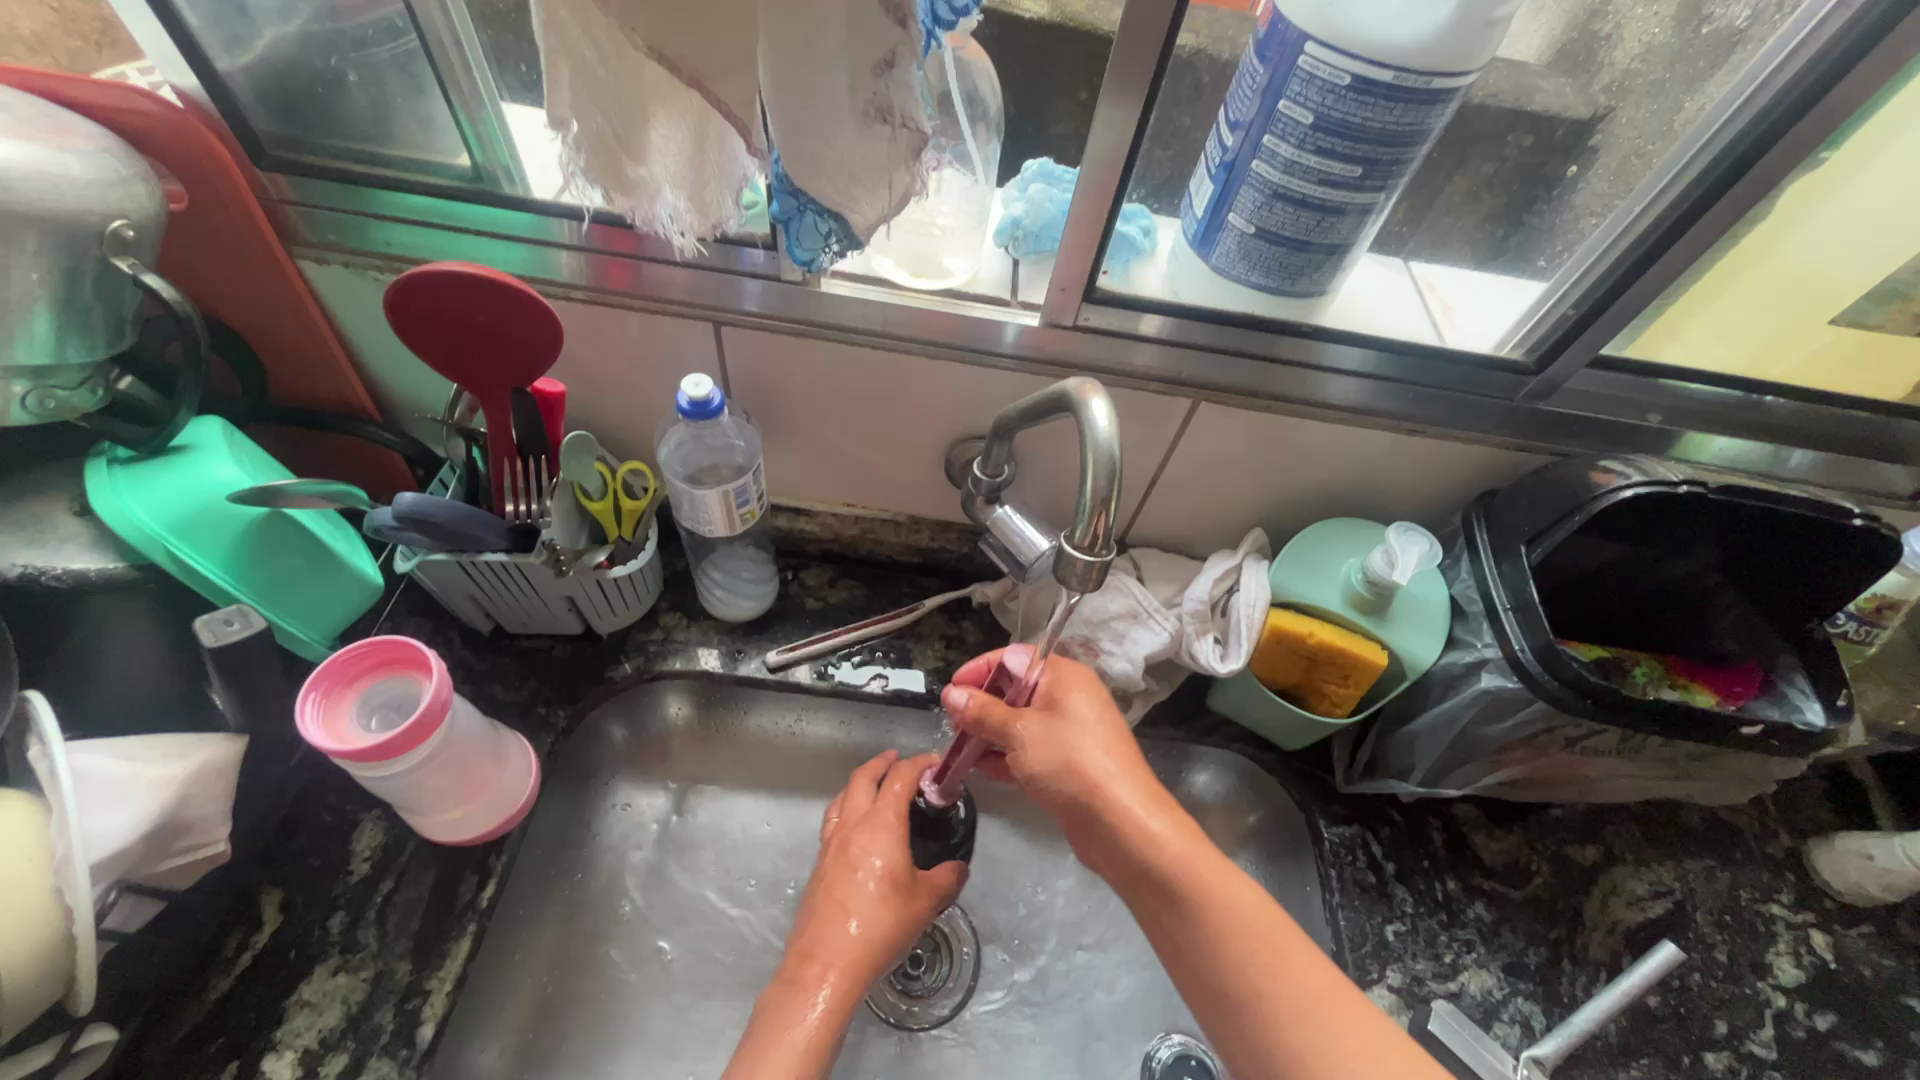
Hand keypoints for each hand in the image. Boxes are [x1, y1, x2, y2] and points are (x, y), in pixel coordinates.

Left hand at [782, 751, 968, 991]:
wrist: (827, 962)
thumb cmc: (881, 926)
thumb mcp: (927, 903)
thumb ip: (948, 879)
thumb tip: (958, 869)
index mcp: (882, 825)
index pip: (900, 778)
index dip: (919, 764)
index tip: (934, 764)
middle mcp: (852, 825)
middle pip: (863, 777)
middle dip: (883, 762)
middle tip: (899, 760)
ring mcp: (830, 843)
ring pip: (843, 796)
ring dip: (860, 782)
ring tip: (875, 786)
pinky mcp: (819, 863)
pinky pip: (833, 820)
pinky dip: (847, 807)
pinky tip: (856, 827)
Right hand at [939, 646, 1183, 877]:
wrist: (1120, 821)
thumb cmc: (1068, 762)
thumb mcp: (1018, 732)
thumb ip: (982, 712)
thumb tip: (951, 694)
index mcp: (1063, 676)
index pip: (1015, 658)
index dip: (981, 669)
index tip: (951, 690)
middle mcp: (1069, 697)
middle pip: (1017, 690)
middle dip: (982, 705)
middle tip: (952, 723)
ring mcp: (1070, 732)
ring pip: (1021, 723)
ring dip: (990, 733)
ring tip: (960, 747)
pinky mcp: (1069, 763)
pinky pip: (1030, 750)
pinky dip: (1007, 756)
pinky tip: (980, 768)